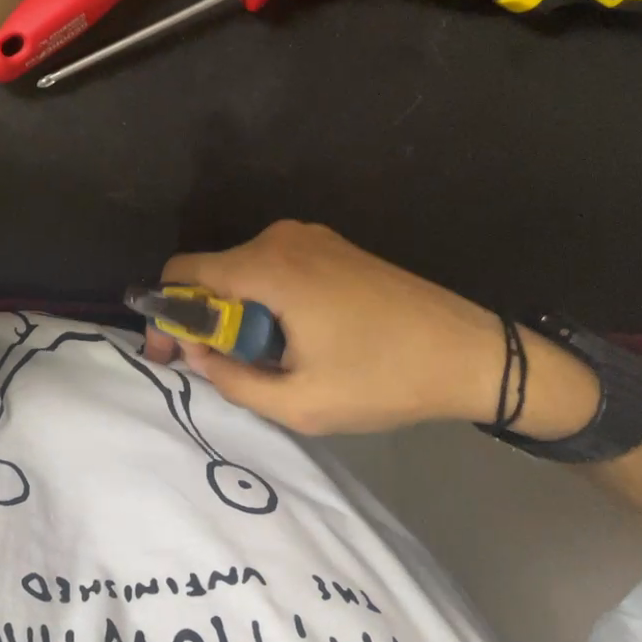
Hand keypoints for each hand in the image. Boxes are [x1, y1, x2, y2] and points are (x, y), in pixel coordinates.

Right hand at [142, 221, 597, 437]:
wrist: (477, 355)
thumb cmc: (384, 380)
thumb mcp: (299, 403)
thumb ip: (230, 379)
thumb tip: (196, 354)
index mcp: (268, 269)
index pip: (181, 273)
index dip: (164, 314)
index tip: (171, 355)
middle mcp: (281, 240)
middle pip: (210, 273)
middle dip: (201, 320)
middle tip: (216, 367)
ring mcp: (310, 238)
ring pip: (240, 272)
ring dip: (235, 315)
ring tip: (264, 361)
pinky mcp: (332, 247)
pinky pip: (272, 269)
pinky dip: (263, 302)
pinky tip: (293, 339)